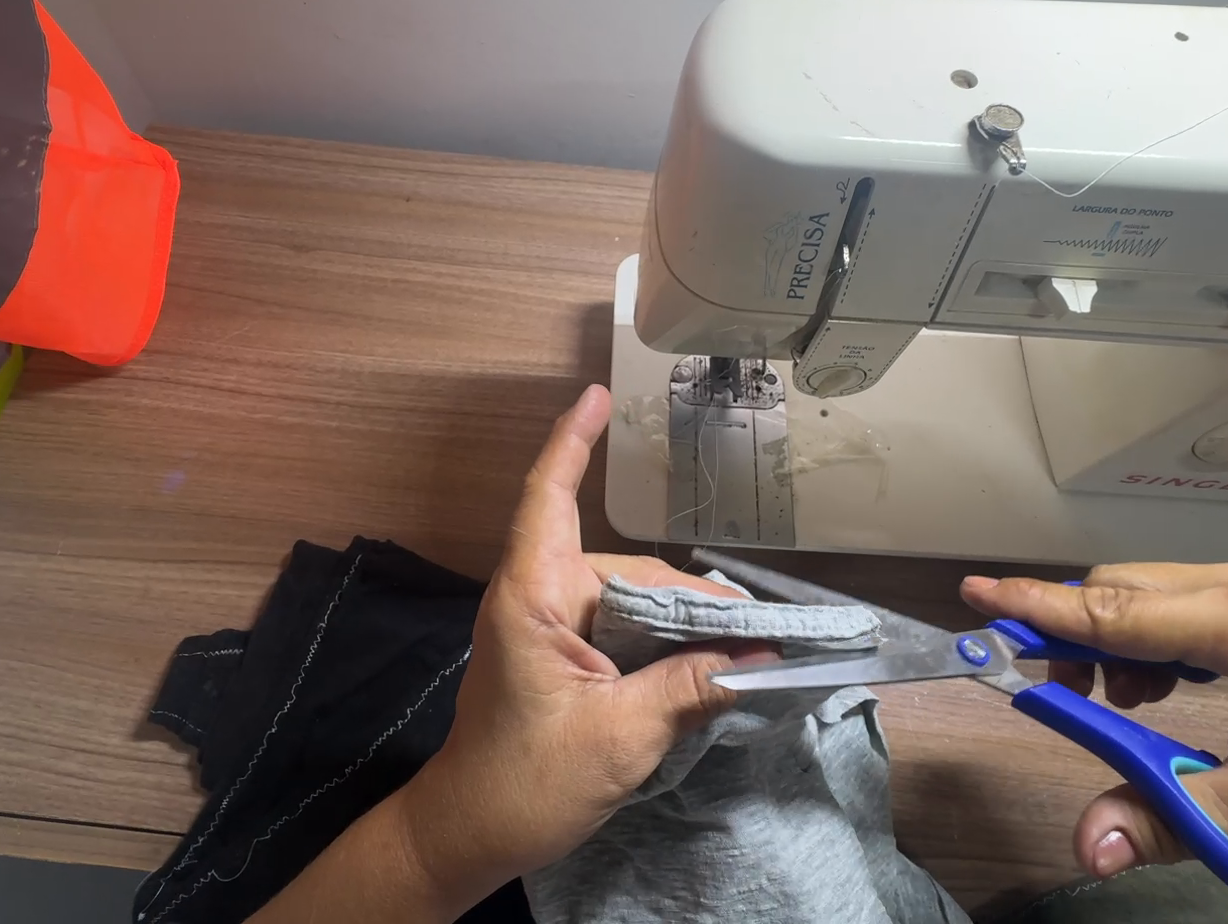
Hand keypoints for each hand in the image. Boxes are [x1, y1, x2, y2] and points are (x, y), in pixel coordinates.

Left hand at [398, 384, 769, 907]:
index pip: (548, 498)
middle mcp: (540, 592)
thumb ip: (687, 688)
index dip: (572, 443)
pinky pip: (622, 623)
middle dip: (689, 594)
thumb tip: (757, 657)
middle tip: (756, 628)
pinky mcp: (562, 647)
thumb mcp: (618, 737)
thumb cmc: (526, 782)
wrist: (470, 831)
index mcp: (534, 595)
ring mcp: (550, 620)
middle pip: (627, 566)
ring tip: (744, 648)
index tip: (598, 397)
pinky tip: (706, 657)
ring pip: (631, 596)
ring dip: (682, 621)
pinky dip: (663, 636)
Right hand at [961, 560, 1227, 906]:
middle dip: (1072, 634)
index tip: (973, 592)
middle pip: (1122, 591)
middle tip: (1054, 692)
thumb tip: (1084, 849)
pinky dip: (1147, 644)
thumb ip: (1164, 818)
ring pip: (1147, 596)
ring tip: (1114, 701)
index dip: (1036, 605)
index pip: (1115, 610)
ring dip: (1109, 641)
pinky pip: (1180, 609)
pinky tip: (1160, 688)